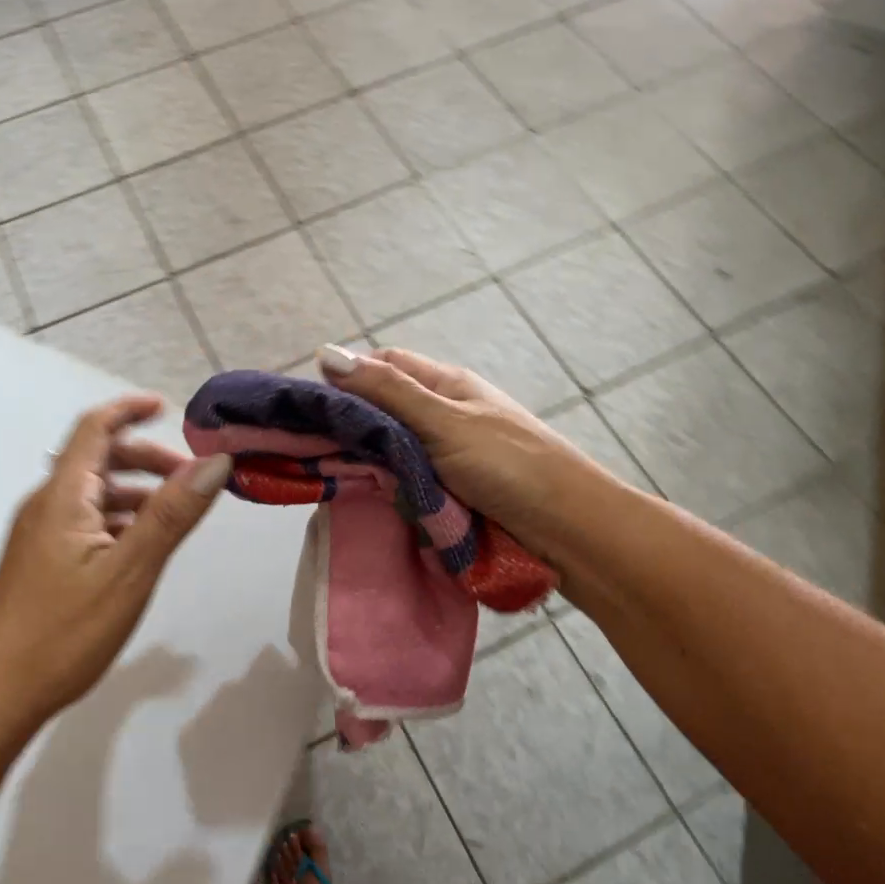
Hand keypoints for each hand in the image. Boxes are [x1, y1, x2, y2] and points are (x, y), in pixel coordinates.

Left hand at [0, 396, 231, 730]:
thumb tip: (214, 461)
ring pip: (89, 494)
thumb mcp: (130, 571)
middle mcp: (43, 505)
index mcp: (62, 496)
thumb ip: (171, 515)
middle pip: (95, 459)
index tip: (167, 408)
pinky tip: (136, 550)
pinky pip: (80, 521)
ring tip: (172, 516)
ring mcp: (35, 535)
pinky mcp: (35, 562)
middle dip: (143, 458)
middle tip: (188, 478)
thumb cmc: (64, 632)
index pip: (94, 428)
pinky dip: (114, 520)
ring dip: (132, 492)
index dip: (129, 409)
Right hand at [314, 344, 617, 550]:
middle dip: (355, 427)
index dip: (348, 378)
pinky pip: (411, 480)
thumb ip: (386, 392)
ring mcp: (451, 452)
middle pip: (385, 409)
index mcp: (445, 384)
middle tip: (315, 451)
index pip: (384, 365)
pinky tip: (375, 499)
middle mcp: (445, 412)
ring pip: (395, 449)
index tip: (313, 408)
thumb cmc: (509, 465)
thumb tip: (326, 353)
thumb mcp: (441, 422)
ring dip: (374, 463)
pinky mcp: (454, 489)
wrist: (571, 529)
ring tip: (338, 479)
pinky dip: (394, 488)